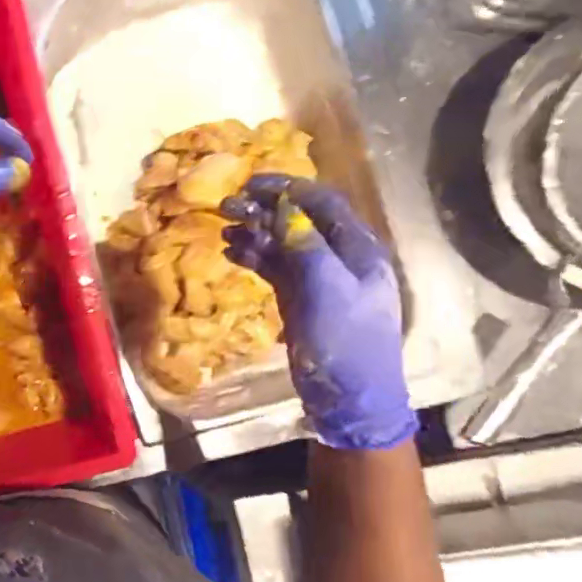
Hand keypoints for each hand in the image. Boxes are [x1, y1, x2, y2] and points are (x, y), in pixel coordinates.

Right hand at [221, 175, 416, 449]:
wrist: (349, 397)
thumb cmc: (344, 342)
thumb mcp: (328, 290)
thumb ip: (307, 247)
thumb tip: (284, 209)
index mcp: (357, 250)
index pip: (323, 204)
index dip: (289, 188)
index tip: (251, 183)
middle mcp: (339, 259)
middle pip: (300, 222)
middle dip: (265, 210)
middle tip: (227, 206)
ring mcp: (319, 281)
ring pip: (284, 246)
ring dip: (255, 234)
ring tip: (223, 228)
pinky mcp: (301, 302)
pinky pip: (276, 271)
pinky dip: (254, 259)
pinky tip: (231, 253)